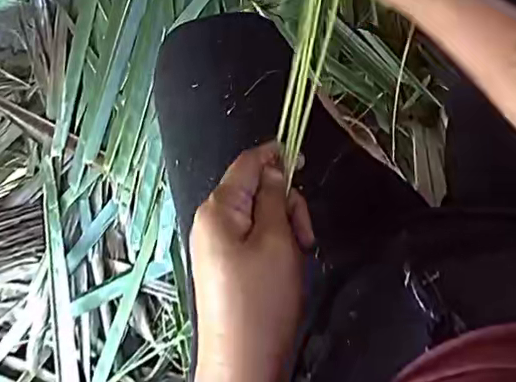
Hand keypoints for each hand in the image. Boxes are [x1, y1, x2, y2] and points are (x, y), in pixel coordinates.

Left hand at [192, 143, 314, 381]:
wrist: (244, 370)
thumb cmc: (261, 303)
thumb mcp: (276, 239)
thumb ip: (275, 195)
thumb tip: (274, 167)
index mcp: (218, 209)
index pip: (248, 161)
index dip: (277, 155)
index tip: (303, 162)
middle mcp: (212, 222)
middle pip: (257, 187)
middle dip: (286, 202)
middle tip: (303, 234)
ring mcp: (218, 245)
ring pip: (260, 213)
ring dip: (285, 226)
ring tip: (298, 256)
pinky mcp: (227, 266)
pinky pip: (255, 237)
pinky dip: (276, 244)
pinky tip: (286, 267)